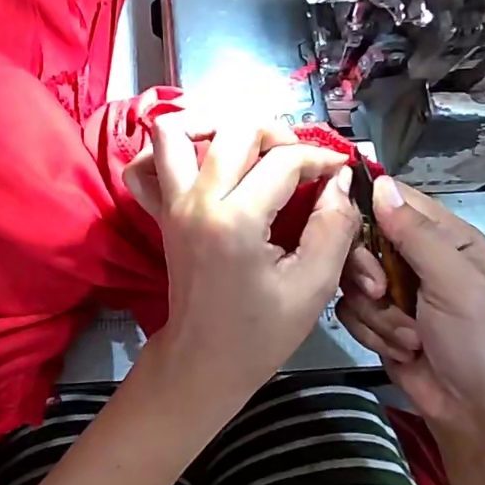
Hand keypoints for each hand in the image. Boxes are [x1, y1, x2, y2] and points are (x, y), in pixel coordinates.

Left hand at [124, 111, 358, 397]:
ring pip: (175, 130)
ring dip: (215, 125)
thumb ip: (334, 226)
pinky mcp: (161, 212)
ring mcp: (172, 203)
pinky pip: (144, 166)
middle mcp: (197, 201)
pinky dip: (168, 152)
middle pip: (234, 129)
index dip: (320, 158)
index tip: (339, 170)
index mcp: (236, 221)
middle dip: (275, 132)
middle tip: (297, 159)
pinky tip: (201, 161)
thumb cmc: (261, 332)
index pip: (283, 160)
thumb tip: (340, 178)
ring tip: (248, 146)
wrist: (204, 360)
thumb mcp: (313, 285)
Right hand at [336, 176, 484, 439]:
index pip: (396, 200)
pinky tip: (401, 349)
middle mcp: (416, 258)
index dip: (366, 203)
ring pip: (350, 278)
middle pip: (362, 238)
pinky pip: (349, 311)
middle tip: (381, 291)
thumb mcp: (457, 284)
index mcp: (446, 237)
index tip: (342, 216)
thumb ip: (416, 235)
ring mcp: (395, 290)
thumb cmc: (482, 343)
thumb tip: (380, 184)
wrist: (479, 417)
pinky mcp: (377, 321)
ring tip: (408, 336)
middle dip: (366, 270)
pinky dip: (372, 332)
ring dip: (376, 312)